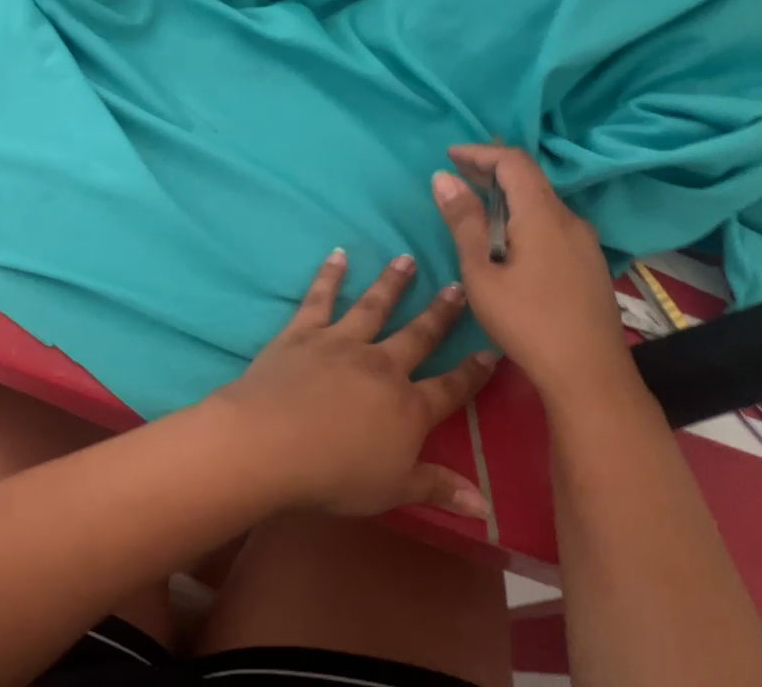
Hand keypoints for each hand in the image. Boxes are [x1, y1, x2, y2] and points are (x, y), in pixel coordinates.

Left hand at [212, 250, 496, 517]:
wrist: (269, 441)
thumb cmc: (333, 474)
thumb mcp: (392, 490)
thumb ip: (437, 489)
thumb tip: (485, 507)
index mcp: (408, 407)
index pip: (451, 388)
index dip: (473, 373)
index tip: (493, 351)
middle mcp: (380, 366)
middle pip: (417, 336)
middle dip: (439, 314)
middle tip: (456, 286)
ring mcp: (339, 344)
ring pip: (372, 307)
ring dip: (391, 283)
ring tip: (405, 259)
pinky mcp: (301, 333)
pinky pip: (319, 298)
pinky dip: (329, 275)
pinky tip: (337, 255)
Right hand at [432, 143, 629, 400]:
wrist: (589, 374)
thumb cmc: (526, 321)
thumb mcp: (482, 273)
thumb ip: (464, 223)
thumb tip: (444, 178)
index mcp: (543, 216)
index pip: (513, 162)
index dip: (480, 153)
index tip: (449, 157)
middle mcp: (570, 220)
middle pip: (530, 179)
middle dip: (491, 171)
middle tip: (456, 177)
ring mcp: (584, 243)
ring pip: (542, 203)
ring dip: (507, 196)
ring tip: (474, 208)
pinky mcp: (588, 263)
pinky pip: (551, 224)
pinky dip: (523, 217)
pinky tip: (505, 241)